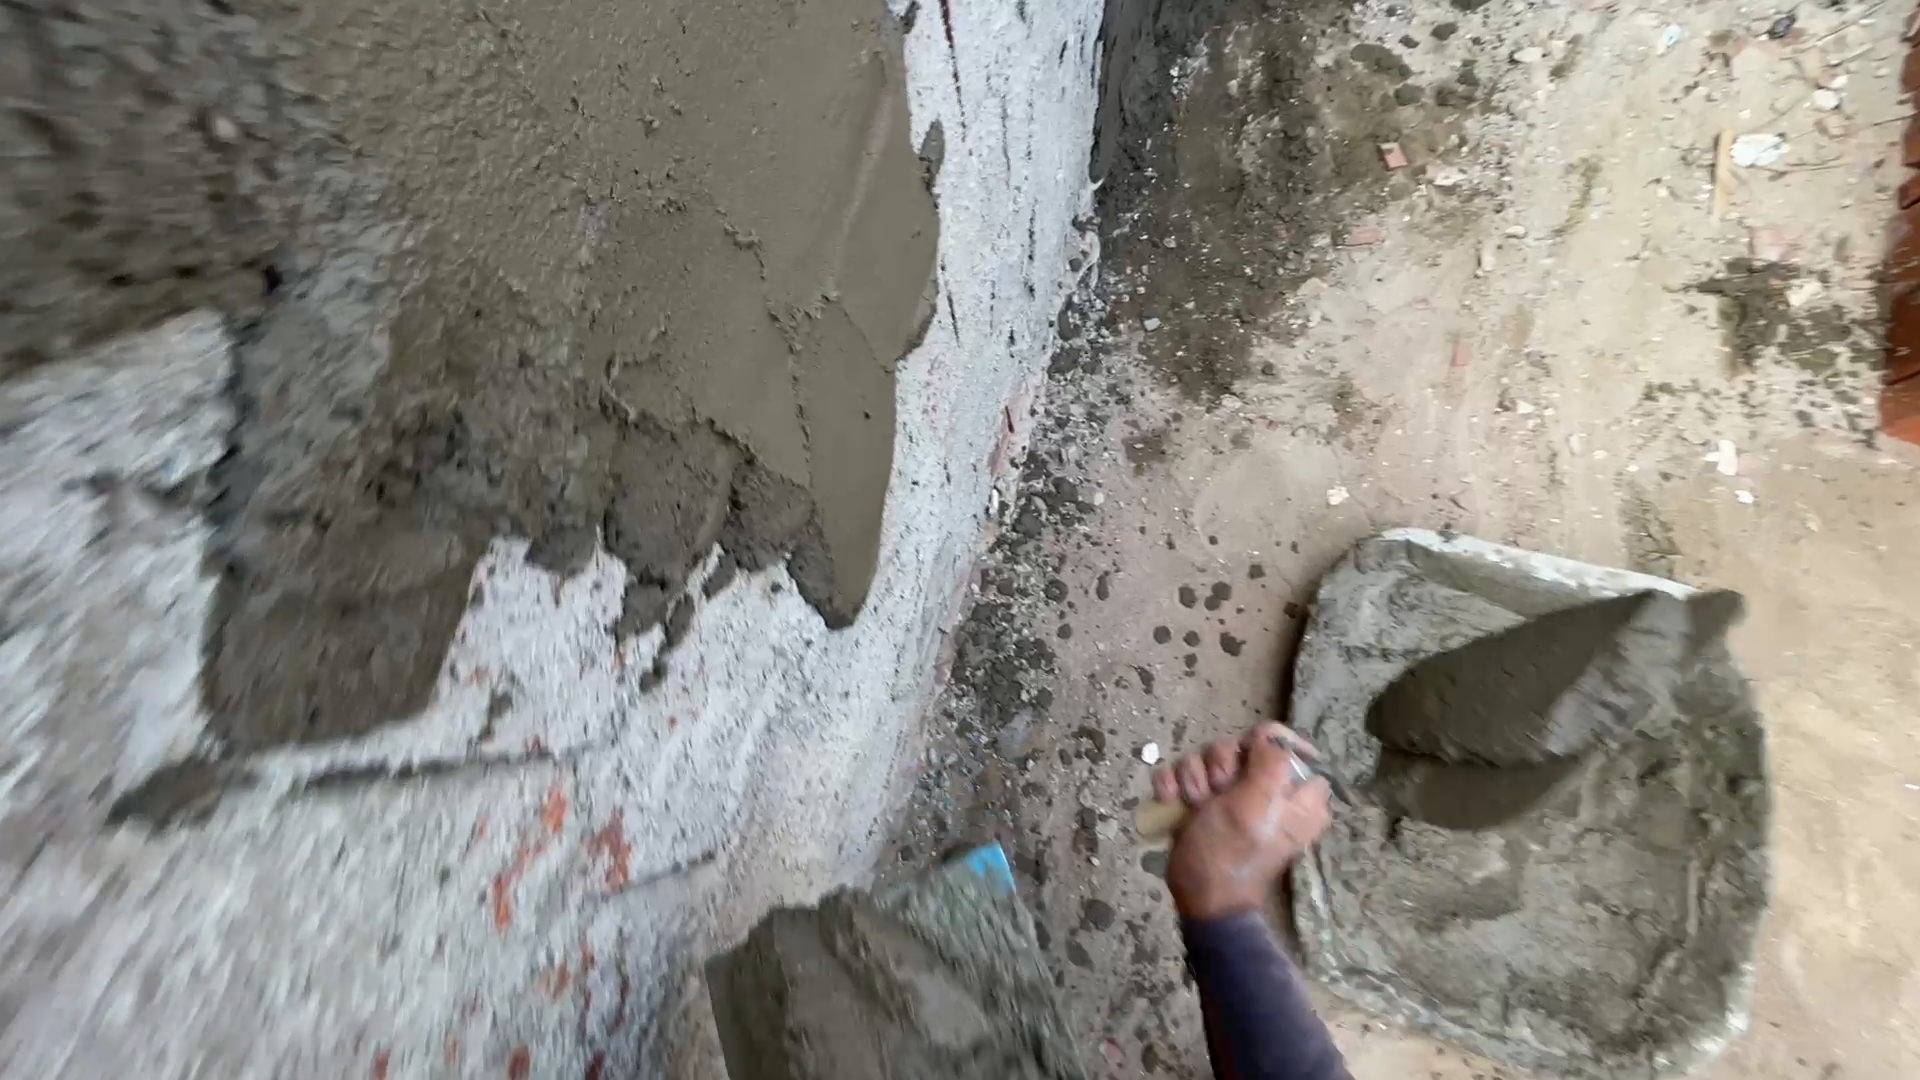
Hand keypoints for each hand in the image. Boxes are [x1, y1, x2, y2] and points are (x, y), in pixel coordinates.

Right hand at [1150, 723, 1332, 919]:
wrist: (1198, 893)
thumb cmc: (1233, 854)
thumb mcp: (1256, 808)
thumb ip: (1271, 765)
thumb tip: (1274, 735)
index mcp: (1295, 794)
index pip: (1288, 744)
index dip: (1266, 744)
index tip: (1249, 757)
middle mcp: (1265, 788)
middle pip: (1240, 744)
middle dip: (1219, 764)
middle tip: (1219, 791)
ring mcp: (1229, 792)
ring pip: (1206, 755)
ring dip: (1192, 776)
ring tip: (1195, 805)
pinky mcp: (1199, 798)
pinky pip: (1180, 770)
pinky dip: (1172, 783)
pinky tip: (1170, 801)